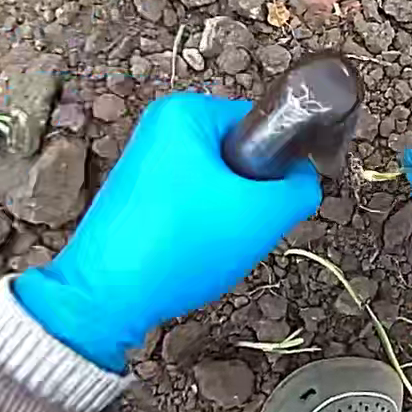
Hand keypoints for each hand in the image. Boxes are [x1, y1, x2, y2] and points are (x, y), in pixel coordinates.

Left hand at [15, 93, 321, 370]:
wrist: (107, 300)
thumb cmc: (183, 244)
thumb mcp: (267, 213)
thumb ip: (304, 186)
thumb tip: (304, 179)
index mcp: (186, 111)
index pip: (263, 126)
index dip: (279, 164)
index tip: (273, 197)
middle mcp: (162, 125)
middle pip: (243, 152)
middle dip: (254, 189)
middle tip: (247, 220)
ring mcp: (147, 158)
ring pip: (223, 178)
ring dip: (233, 208)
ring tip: (220, 235)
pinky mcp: (140, 190)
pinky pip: (197, 195)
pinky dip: (207, 219)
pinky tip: (199, 244)